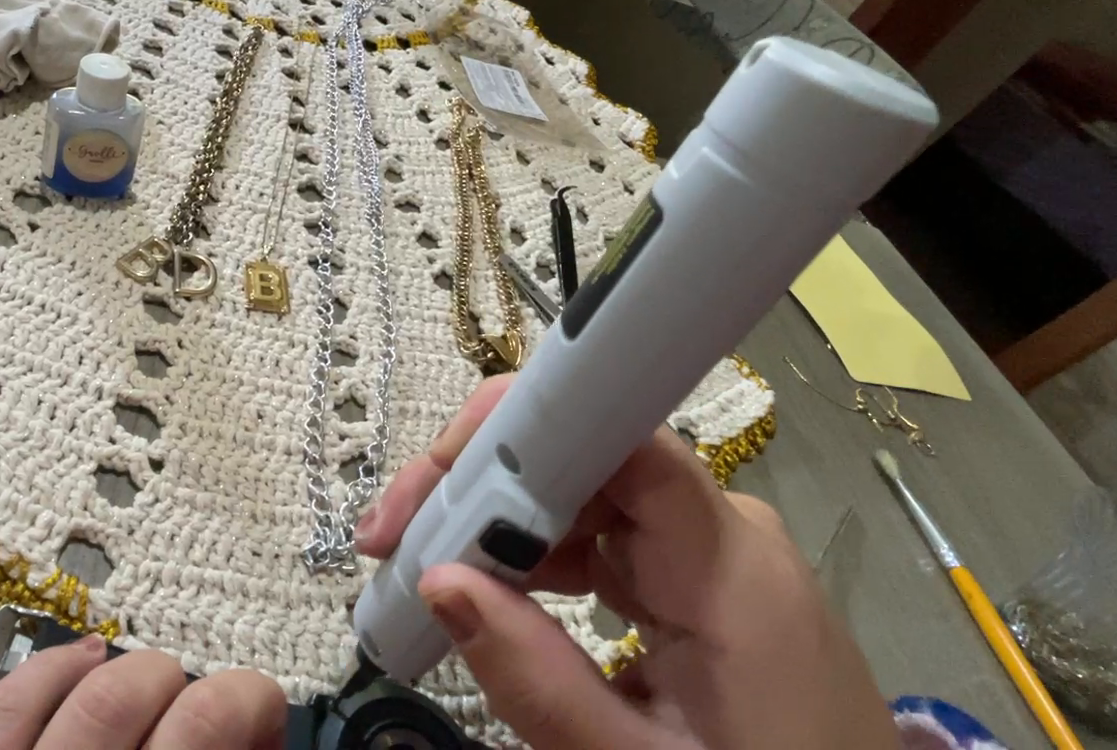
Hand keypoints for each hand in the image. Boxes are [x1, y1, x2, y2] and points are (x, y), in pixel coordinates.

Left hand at [0, 636, 285, 749]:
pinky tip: (89, 657)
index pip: (215, 731)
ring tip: (159, 687)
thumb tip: (254, 744)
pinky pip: (8, 707)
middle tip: (215, 721)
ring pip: (99, 699)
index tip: (263, 729)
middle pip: (181, 717)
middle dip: (215, 698)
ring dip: (145, 677)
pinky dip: (55, 667)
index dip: (256, 708)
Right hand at [354, 374, 895, 749]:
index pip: (619, 438)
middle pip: (577, 452)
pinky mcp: (694, 565)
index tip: (432, 488)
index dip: (520, 431)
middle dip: (472, 483)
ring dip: (489, 517)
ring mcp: (706, 541)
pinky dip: (530, 548)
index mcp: (727, 568)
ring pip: (574, 484)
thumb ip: (538, 685)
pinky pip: (596, 525)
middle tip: (389, 538)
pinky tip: (491, 587)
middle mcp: (718, 525)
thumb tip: (435, 581)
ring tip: (420, 562)